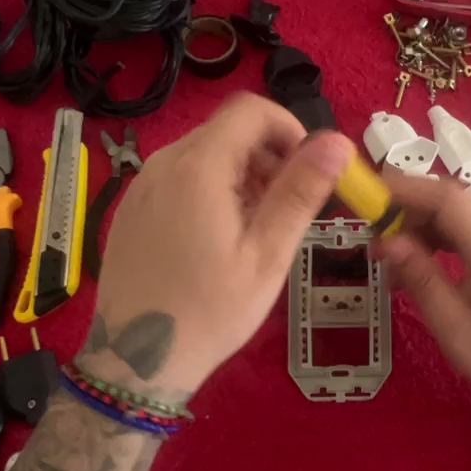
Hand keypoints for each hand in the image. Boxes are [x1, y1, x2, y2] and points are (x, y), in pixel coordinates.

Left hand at [78, 94, 350, 405]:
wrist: (136, 360)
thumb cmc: (211, 310)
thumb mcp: (268, 253)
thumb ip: (301, 190)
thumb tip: (338, 141)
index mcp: (199, 166)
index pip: (252, 110)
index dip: (289, 128)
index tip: (308, 170)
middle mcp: (164, 162)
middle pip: (227, 130)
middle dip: (268, 155)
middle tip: (286, 209)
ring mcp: (142, 184)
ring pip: (204, 152)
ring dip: (241, 173)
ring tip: (255, 228)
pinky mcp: (132, 206)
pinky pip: (180, 176)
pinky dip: (211, 188)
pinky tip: (218, 237)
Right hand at [375, 175, 470, 416]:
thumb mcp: (452, 324)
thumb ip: (420, 278)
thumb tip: (386, 241)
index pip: (447, 199)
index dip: (406, 190)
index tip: (368, 198)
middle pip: (448, 198)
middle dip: (405, 208)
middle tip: (372, 234)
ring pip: (452, 211)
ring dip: (416, 224)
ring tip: (387, 255)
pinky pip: (461, 227)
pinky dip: (432, 237)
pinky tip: (413, 263)